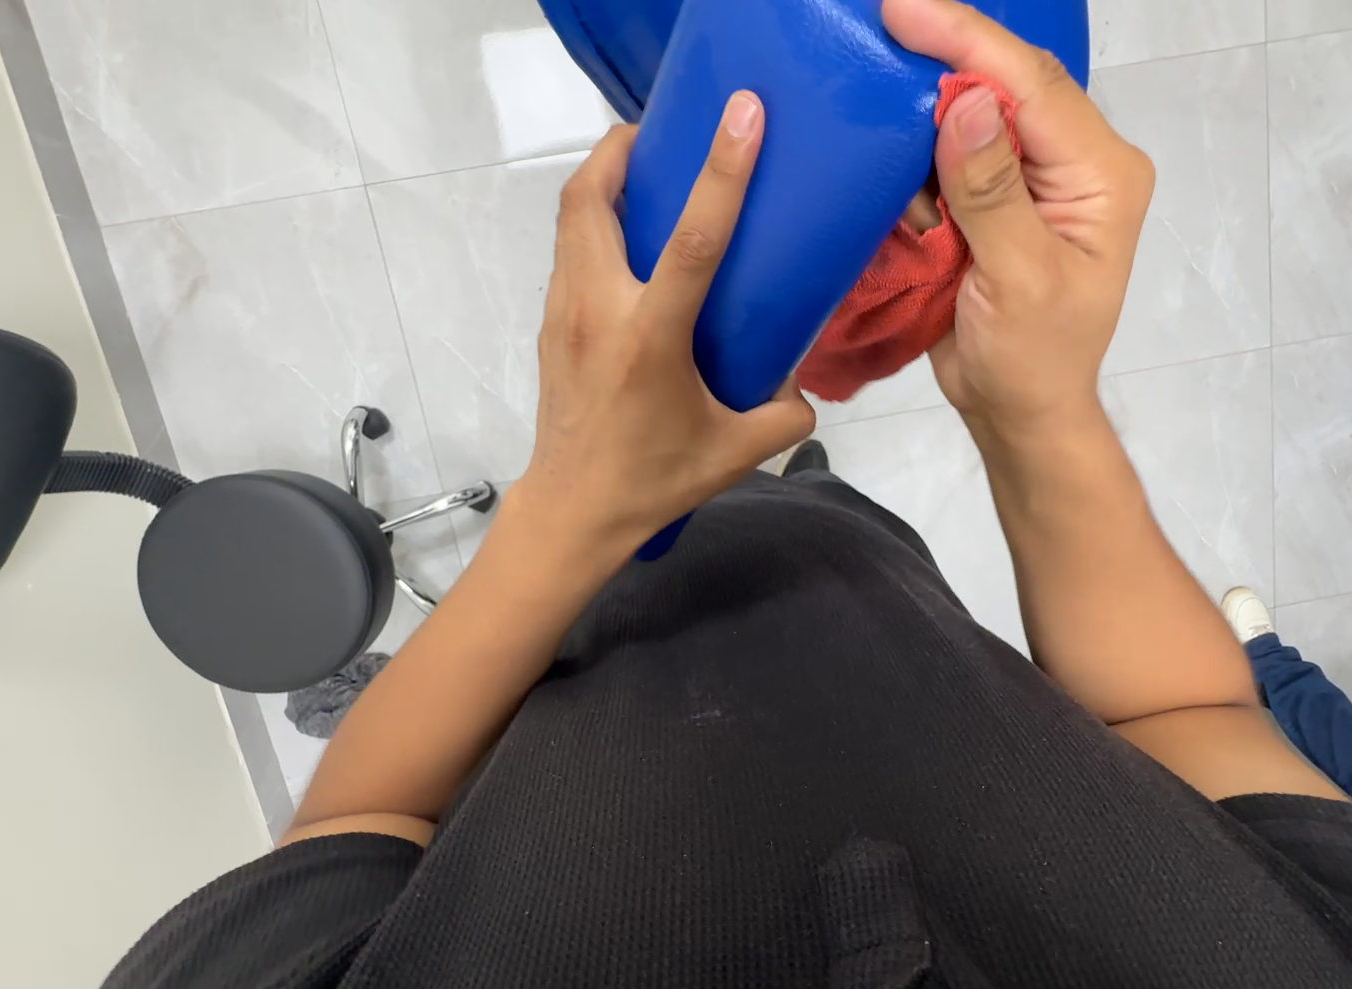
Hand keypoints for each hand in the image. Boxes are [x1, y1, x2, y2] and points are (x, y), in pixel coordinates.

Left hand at [518, 95, 816, 558]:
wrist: (574, 511)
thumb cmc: (652, 482)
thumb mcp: (735, 455)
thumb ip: (785, 417)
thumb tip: (801, 387)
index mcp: (650, 340)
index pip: (692, 240)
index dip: (722, 172)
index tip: (743, 114)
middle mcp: (598, 312)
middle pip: (591, 197)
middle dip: (622, 148)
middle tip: (665, 135)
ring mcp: (564, 315)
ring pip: (570, 218)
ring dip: (602, 181)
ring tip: (645, 175)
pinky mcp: (550, 326)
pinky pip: (567, 252)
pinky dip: (591, 224)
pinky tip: (627, 245)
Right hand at [882, 0, 1154, 444]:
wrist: (1016, 408)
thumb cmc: (1032, 359)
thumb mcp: (1019, 281)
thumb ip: (994, 194)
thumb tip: (966, 105)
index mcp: (1099, 175)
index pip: (1032, 88)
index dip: (967, 43)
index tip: (903, 10)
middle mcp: (1070, 167)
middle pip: (1007, 89)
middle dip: (946, 60)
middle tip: (881, 30)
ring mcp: (1029, 187)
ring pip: (975, 122)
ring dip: (925, 108)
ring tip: (875, 79)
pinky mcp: (993, 209)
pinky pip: (953, 164)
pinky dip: (918, 157)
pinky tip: (888, 143)